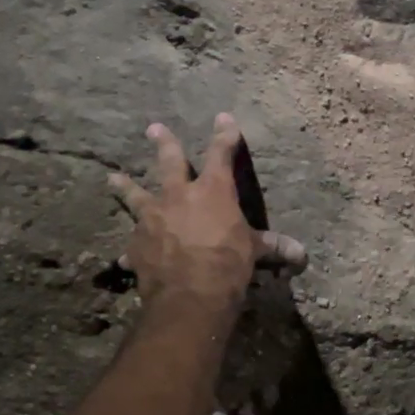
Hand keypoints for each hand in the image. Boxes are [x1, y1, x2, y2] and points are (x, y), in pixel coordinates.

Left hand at [109, 114, 306, 307]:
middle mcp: (179, 197)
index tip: (224, 118)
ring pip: (136, 196)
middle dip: (164, 143)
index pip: (221, 154)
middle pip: (169, 162)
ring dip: (125, 186)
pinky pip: (132, 243)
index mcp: (213, 191)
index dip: (225, 135)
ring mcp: (152, 219)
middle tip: (153, 128)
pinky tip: (126, 254)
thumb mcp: (256, 251)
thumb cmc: (229, 263)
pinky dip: (132, 246)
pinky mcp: (135, 245)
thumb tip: (302, 255)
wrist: (189, 296)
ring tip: (113, 178)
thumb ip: (273, 247)